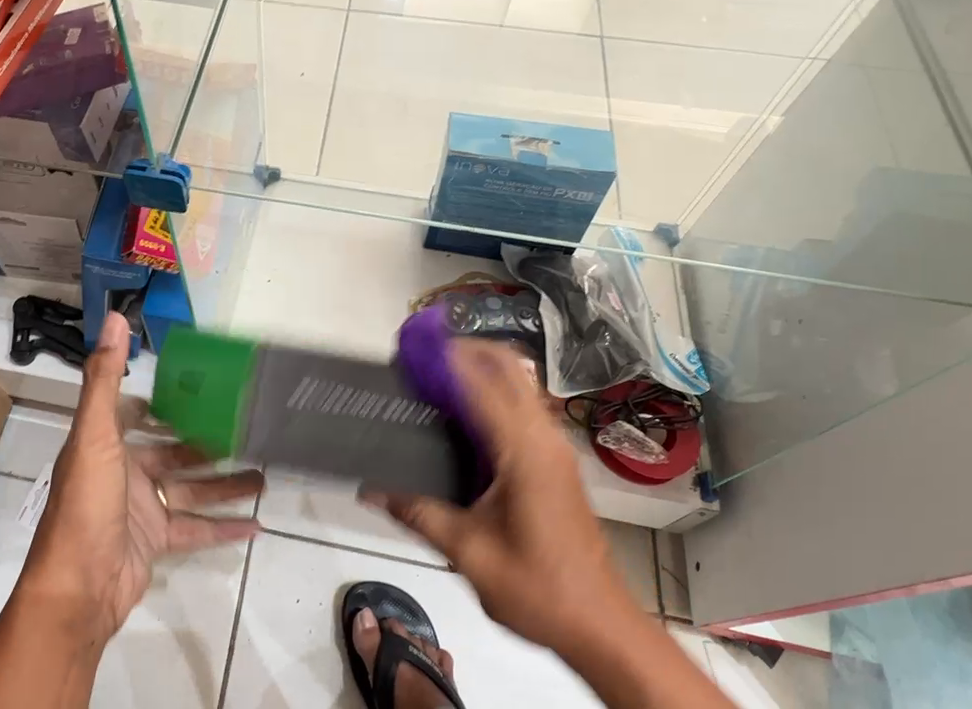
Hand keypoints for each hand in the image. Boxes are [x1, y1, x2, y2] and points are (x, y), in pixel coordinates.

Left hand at [22, 312, 263, 641]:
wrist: (78, 589)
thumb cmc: (86, 504)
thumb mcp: (95, 434)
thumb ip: (106, 378)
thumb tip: (114, 318)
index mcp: (105, 446)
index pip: (132, 414)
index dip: (161, 402)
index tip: (198, 387)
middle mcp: (123, 473)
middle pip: (173, 453)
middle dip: (208, 444)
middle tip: (247, 430)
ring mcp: (141, 510)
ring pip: (192, 489)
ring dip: (226, 483)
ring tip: (264, 475)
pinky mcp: (156, 543)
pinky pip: (196, 529)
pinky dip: (224, 527)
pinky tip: (257, 524)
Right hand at [367, 339, 631, 649]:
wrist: (600, 625)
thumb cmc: (538, 589)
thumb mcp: (467, 554)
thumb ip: (418, 513)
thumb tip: (371, 490)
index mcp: (524, 451)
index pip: (482, 382)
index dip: (446, 357)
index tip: (411, 346)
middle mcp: (545, 438)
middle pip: (509, 367)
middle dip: (467, 350)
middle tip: (422, 356)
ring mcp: (557, 448)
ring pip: (520, 385)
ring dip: (481, 370)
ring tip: (435, 379)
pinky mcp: (558, 462)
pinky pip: (524, 408)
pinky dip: (494, 395)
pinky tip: (462, 418)